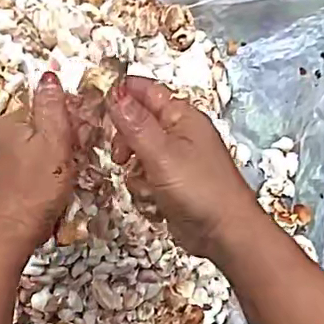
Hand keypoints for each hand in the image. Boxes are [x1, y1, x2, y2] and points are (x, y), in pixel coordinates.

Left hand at [0, 71, 76, 250]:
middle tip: (75, 156)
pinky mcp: (10, 173)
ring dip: (60, 152)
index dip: (69, 116)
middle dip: (65, 135)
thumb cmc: (37, 189)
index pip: (45, 101)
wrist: (15, 231)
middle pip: (43, 121)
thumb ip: (53, 107)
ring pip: (42, 141)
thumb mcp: (54, 142)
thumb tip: (49, 75)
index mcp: (10, 120)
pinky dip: (50, 166)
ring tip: (67, 171)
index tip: (79, 134)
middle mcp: (2, 133)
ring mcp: (4, 154)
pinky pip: (36, 159)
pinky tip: (57, 180)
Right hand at [106, 76, 268, 262]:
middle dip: (125, 140)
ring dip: (134, 169)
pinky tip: (152, 198)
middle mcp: (180, 134)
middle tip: (121, 155)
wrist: (224, 233)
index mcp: (182, 116)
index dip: (121, 95)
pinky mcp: (173, 184)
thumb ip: (136, 124)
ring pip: (138, 153)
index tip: (98, 106)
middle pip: (138, 123)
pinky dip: (144, 187)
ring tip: (143, 181)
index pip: (146, 91)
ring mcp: (176, 160)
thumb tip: (115, 95)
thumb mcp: (161, 153)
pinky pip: (146, 177)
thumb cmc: (201, 190)